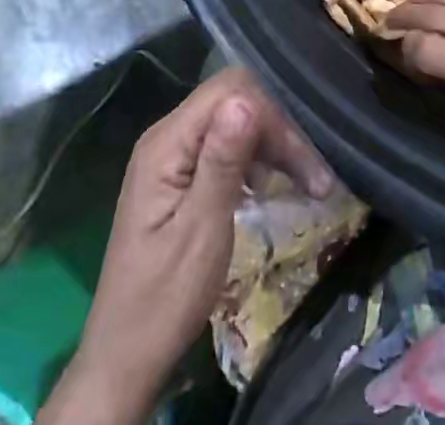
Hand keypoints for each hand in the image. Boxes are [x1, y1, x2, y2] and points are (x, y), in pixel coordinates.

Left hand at [41, 68, 331, 424]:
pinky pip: (223, 146)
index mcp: (166, 143)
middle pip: (232, 102)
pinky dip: (254, 160)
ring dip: (272, 146)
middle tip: (317, 176)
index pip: (228, 92)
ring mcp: (171, 155)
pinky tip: (272, 187)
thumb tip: (246, 99)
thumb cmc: (166, 297)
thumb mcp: (202, 229)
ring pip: (232, 123)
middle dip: (279, 129)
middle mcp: (166, 137)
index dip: (273, 115)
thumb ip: (223, 161)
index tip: (308, 160)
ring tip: (308, 182)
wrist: (127, 351)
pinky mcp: (179, 175)